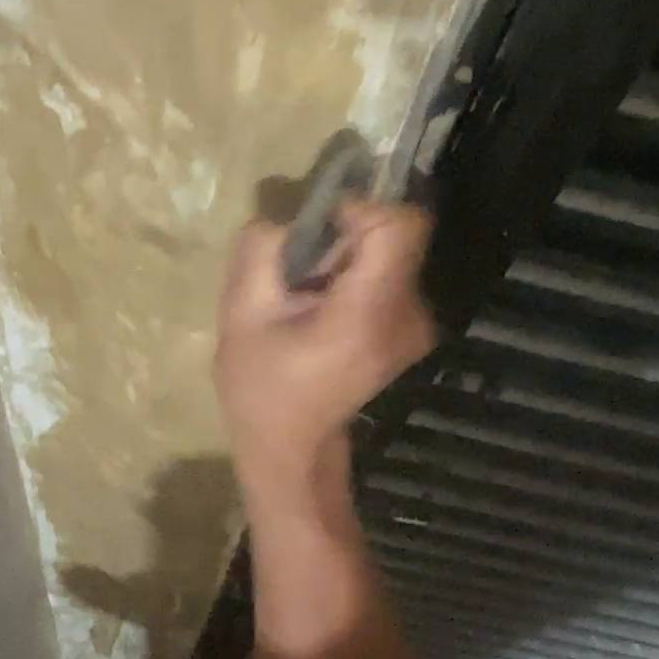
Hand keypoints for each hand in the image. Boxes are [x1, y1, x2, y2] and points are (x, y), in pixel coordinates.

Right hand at [215, 202, 436, 497]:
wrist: (293, 448)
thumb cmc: (262, 388)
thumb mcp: (240, 313)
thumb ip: (261, 249)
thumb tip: (286, 218)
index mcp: (370, 312)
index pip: (401, 225)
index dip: (360, 211)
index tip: (318, 231)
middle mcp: (410, 314)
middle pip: (394, 237)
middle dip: (345, 238)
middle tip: (300, 271)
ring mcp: (418, 324)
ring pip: (390, 253)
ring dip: (347, 258)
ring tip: (307, 296)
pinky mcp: (411, 329)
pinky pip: (388, 275)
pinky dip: (355, 276)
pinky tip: (323, 310)